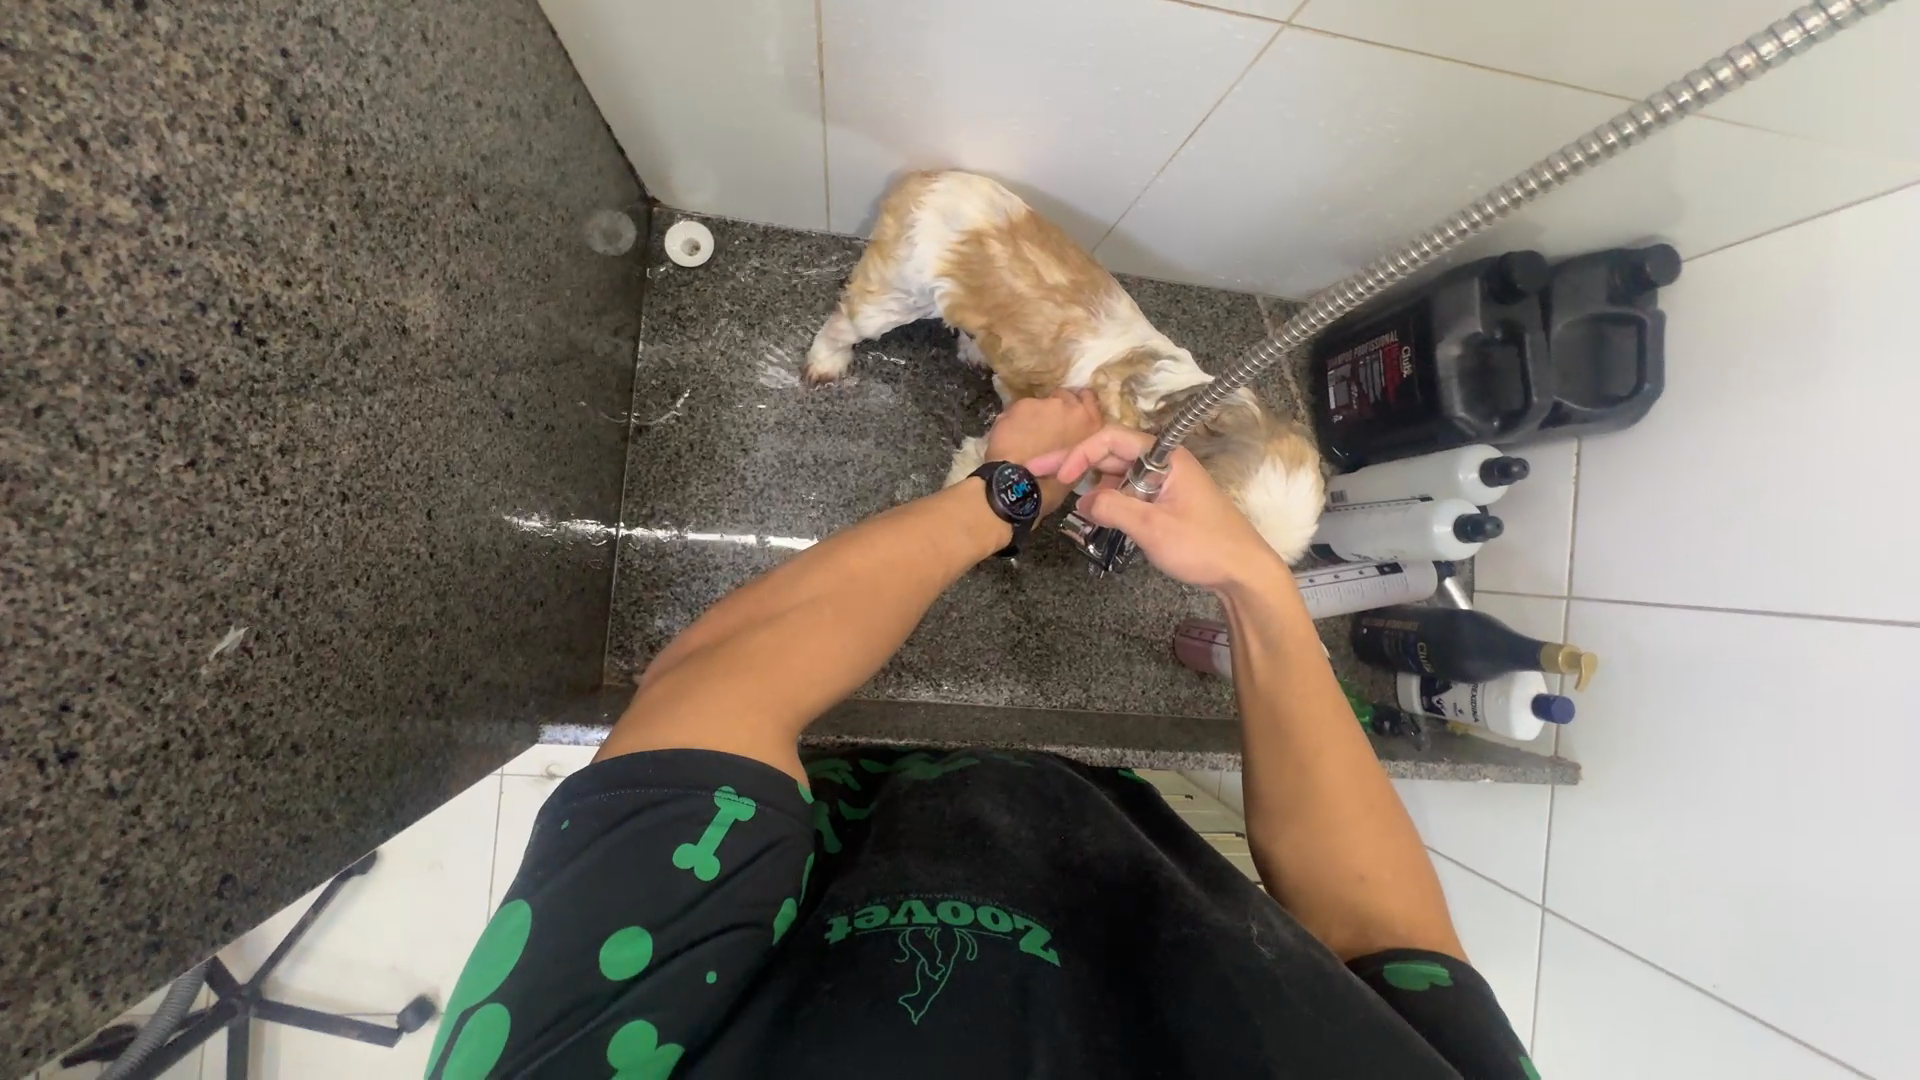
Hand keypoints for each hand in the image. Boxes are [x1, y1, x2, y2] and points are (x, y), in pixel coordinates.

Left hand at [986, 389, 1104, 512]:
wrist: (1022, 484)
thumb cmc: (1052, 485)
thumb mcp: (1079, 465)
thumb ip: (1078, 443)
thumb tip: (1068, 437)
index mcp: (1092, 424)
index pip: (1088, 398)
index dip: (1075, 404)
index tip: (1067, 414)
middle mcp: (1073, 407)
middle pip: (1063, 396)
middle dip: (1054, 408)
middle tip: (1044, 426)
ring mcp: (1048, 403)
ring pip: (1038, 402)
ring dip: (1033, 414)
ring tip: (1023, 434)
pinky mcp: (1024, 404)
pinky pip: (1018, 409)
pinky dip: (1014, 420)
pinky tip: (1009, 437)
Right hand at [1028, 425, 1285, 592]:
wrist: (1243, 572)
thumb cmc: (1203, 545)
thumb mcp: (1152, 527)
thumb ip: (1113, 507)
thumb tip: (1083, 501)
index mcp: (1164, 457)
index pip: (1111, 439)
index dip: (1080, 454)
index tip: (1058, 476)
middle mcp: (1162, 463)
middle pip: (1110, 452)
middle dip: (1072, 461)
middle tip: (1034, 469)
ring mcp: (1163, 483)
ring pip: (1116, 473)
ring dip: (1088, 480)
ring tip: (1055, 491)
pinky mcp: (1163, 502)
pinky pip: (1127, 491)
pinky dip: (1105, 498)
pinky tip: (1089, 511)